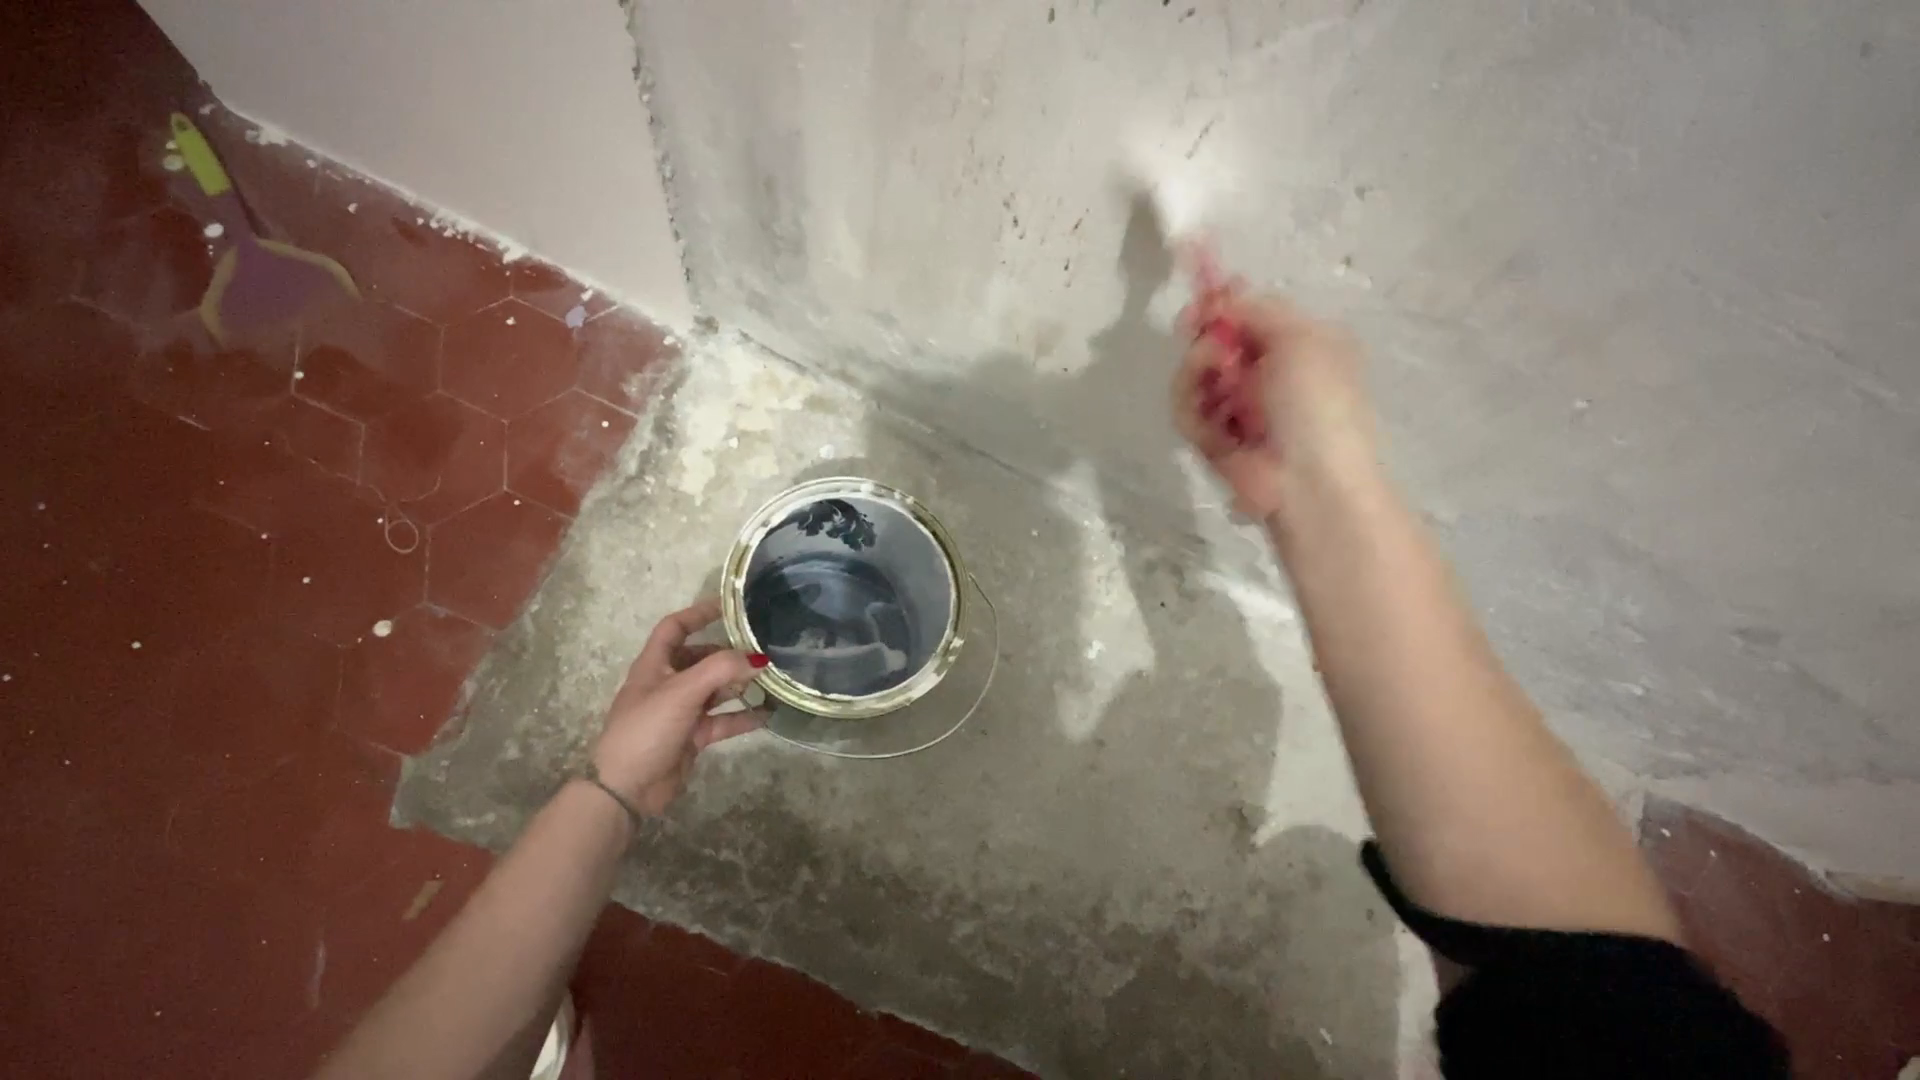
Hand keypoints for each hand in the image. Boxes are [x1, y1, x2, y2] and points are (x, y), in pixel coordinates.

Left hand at [591, 598, 769, 816]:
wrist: (627, 789)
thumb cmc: (646, 729)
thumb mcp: (682, 692)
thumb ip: (720, 670)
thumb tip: (759, 659)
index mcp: (655, 665)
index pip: (675, 628)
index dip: (699, 614)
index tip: (731, 607)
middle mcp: (668, 683)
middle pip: (702, 658)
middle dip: (730, 654)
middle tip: (763, 650)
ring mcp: (681, 711)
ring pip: (716, 689)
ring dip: (741, 684)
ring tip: (772, 679)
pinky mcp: (692, 736)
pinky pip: (723, 720)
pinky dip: (744, 716)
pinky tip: (768, 713)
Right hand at [1171, 287, 1378, 519]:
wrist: (1309, 482)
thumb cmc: (1316, 404)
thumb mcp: (1300, 339)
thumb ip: (1257, 309)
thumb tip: (1223, 298)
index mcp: (1297, 344)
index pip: (1247, 314)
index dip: (1220, 305)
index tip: (1201, 303)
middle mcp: (1265, 372)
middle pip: (1212, 341)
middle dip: (1204, 345)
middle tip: (1212, 355)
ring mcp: (1237, 407)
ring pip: (1192, 376)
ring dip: (1195, 379)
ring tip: (1216, 393)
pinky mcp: (1213, 438)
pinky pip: (1187, 412)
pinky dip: (1192, 414)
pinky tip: (1211, 426)